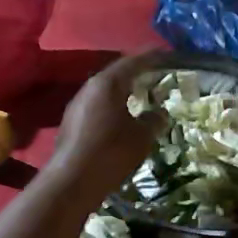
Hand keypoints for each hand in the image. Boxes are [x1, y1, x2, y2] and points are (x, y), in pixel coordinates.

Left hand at [44, 54, 162, 199]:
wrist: (72, 182)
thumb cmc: (111, 153)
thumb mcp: (141, 137)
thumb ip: (154, 120)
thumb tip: (159, 113)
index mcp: (106, 83)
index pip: (132, 62)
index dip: (151, 58)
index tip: (166, 55)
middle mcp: (88, 89)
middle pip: (115, 75)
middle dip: (136, 76)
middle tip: (155, 78)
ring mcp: (76, 107)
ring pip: (104, 94)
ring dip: (122, 95)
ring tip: (140, 99)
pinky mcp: (71, 125)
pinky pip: (96, 109)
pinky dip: (112, 110)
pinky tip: (121, 122)